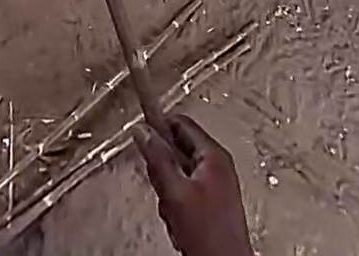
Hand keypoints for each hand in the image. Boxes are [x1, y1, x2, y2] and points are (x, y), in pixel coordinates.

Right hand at [136, 114, 254, 255]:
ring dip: (167, 188)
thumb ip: (157, 157)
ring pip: (177, 171)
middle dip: (163, 167)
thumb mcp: (175, 191)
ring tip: (172, 207)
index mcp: (214, 156)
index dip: (158, 127)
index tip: (142, 134)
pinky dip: (175, 202)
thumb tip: (142, 130)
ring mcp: (215, 186)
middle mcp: (217, 166)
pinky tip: (178, 219)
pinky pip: (182, 189)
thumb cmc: (210, 236)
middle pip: (176, 148)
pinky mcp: (210, 203)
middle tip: (162, 184)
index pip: (179, 122)